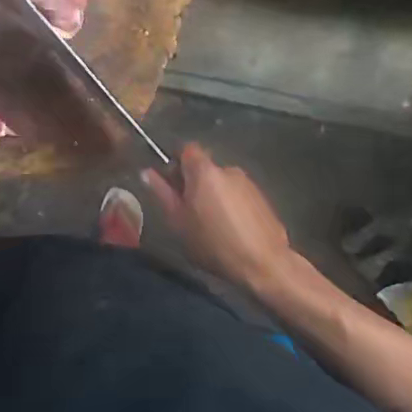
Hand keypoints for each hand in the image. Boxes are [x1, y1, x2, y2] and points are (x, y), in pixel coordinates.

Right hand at [142, 144, 294, 289]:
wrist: (263, 262)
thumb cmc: (213, 243)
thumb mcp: (179, 222)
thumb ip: (163, 193)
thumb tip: (148, 172)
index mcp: (204, 171)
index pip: (187, 149)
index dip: (176, 163)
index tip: (171, 184)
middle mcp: (228, 169)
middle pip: (205, 167)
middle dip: (195, 184)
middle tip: (188, 212)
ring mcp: (248, 183)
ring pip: (222, 183)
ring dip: (213, 196)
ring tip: (211, 225)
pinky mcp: (262, 198)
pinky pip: (238, 195)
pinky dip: (231, 205)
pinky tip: (231, 230)